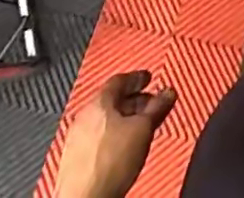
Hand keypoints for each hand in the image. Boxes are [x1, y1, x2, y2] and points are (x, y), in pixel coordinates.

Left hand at [55, 70, 176, 197]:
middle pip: (112, 101)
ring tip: (142, 129)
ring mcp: (77, 141)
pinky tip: (124, 150)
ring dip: (125, 122)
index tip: (147, 78)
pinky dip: (114, 139)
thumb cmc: (107, 166)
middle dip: (134, 101)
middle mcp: (84, 118)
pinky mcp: (75, 163)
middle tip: (151, 103)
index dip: (137, 78)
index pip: (120, 80)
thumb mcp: (143, 129)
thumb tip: (168, 94)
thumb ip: (157, 108)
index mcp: (98, 103)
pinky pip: (98, 141)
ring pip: (105, 122)